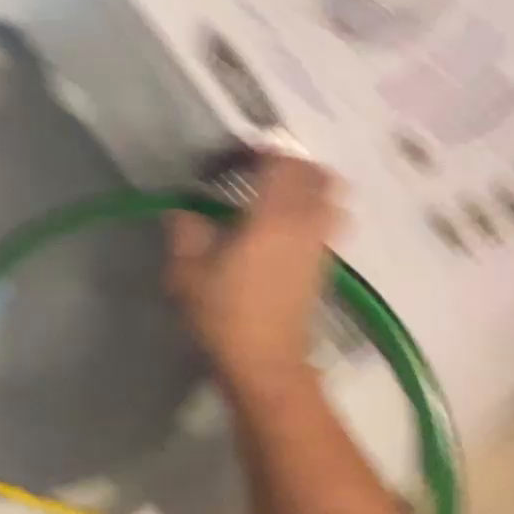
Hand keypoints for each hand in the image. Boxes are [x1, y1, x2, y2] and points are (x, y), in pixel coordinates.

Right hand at [165, 155, 343, 388]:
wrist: (264, 359)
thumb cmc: (221, 313)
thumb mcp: (186, 271)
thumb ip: (186, 231)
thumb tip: (185, 210)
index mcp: (274, 216)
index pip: (280, 162)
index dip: (255, 153)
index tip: (225, 161)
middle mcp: (307, 220)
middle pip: (314, 173)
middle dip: (284, 165)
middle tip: (248, 175)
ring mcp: (321, 241)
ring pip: (328, 194)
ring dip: (302, 186)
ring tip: (268, 198)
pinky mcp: (323, 261)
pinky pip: (325, 218)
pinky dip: (306, 211)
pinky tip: (275, 228)